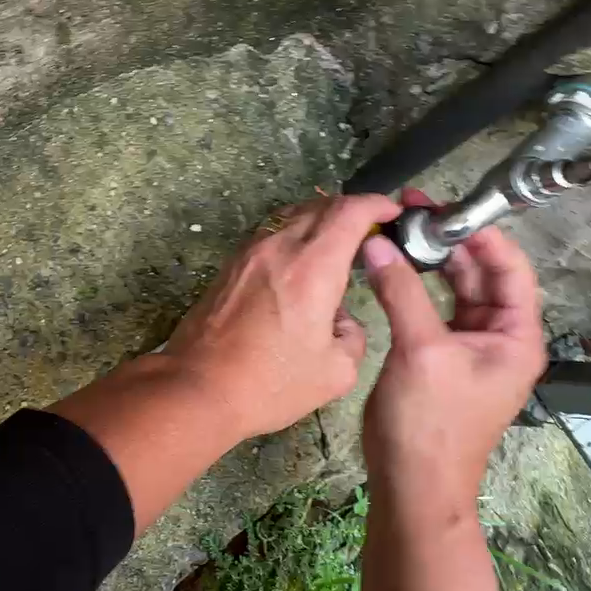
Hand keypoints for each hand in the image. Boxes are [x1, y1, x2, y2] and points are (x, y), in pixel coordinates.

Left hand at [161, 192, 402, 439]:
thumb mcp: (335, 372)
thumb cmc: (270, 382)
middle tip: (370, 229)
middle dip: (350, 210)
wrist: (198, 385)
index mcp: (311, 267)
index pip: (348, 213)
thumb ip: (352, 335)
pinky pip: (270, 233)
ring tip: (337, 242)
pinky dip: (293, 234)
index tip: (392, 213)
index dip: (375, 205)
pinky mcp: (231, 264)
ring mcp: (249, 252)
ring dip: (319, 219)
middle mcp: (279, 247)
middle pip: (319, 207)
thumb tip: (340, 317)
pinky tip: (301, 261)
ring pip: (291, 216)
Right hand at [359, 192, 544, 518]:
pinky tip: (390, 264)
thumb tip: (376, 242)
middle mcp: (498, 335)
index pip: (509, 267)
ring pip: (453, 287)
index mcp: (515, 336)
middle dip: (448, 240)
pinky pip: (431, 305)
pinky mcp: (438, 353)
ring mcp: (468, 345)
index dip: (480, 233)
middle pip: (480, 272)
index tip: (441, 206)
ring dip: (429, 259)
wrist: (413, 483)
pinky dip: (413, 282)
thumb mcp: (420, 351)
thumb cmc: (431, 423)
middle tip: (410, 210)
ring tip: (398, 229)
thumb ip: (401, 290)